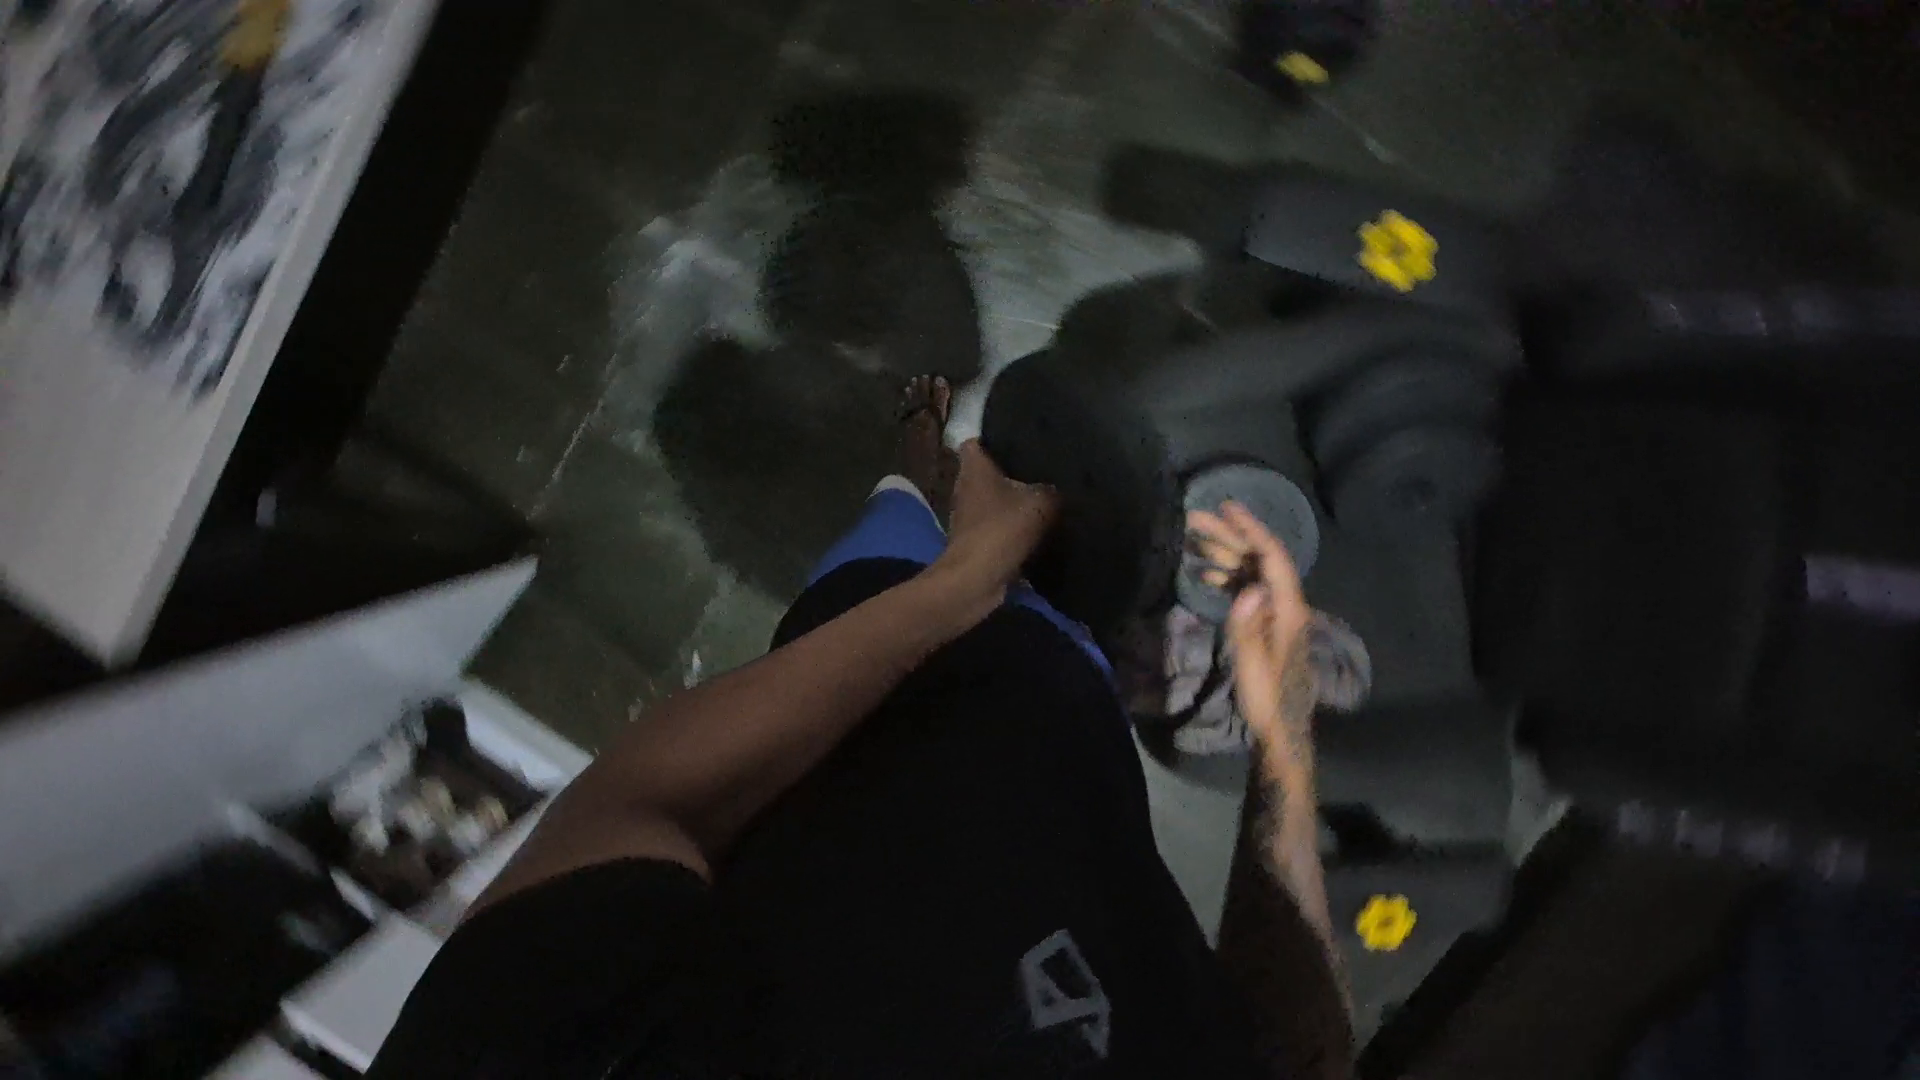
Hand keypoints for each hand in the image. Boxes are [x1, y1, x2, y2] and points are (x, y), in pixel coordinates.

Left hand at [934, 439, 1058, 602]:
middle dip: (1010, 474)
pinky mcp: (975, 543)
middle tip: (1042, 470)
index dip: (993, 438)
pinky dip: (1012, 531)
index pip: (975, 442)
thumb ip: (1054, 491)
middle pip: (987, 473)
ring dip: (1012, 504)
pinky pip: (997, 529)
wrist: (976, 579)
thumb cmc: (1002, 529)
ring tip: (1045, 499)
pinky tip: (1038, 532)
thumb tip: (1062, 490)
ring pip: (993, 502)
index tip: (1018, 439)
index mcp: (974, 469)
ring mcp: (967, 518)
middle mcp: (965, 489)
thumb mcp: (1041, 504)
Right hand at [1186, 502, 1315, 769]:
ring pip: (1251, 573)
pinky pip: (1246, 589)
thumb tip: (1248, 588)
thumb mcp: (1255, 667)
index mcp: (1290, 611)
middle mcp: (1286, 606)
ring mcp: (1276, 614)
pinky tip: (1203, 572)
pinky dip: (1226, 576)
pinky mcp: (1266, 624)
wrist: (1282, 730)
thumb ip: (1250, 628)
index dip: (1251, 530)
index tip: (1227, 507)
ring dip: (1224, 554)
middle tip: (1193, 519)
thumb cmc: (1269, 700)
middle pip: (1259, 560)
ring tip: (1191, 539)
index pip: (1272, 559)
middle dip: (1229, 536)